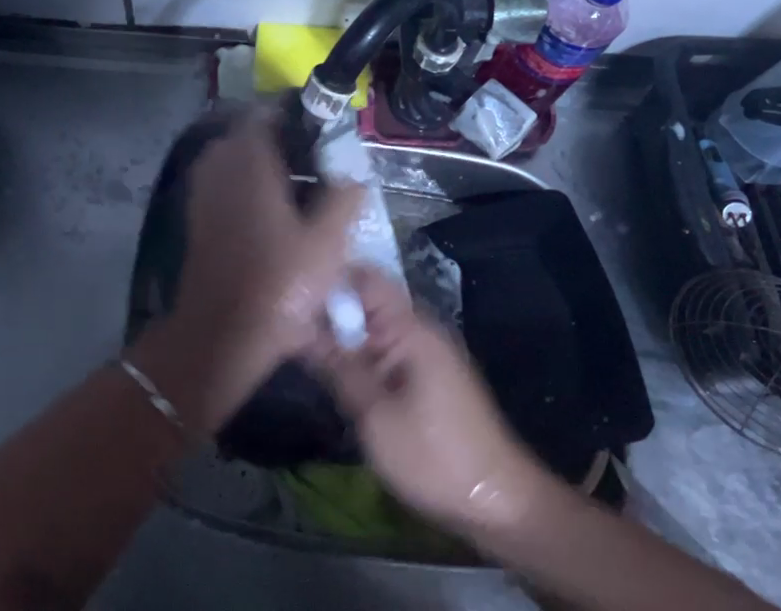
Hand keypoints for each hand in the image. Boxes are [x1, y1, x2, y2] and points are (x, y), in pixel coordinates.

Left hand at [156, 109, 363, 419]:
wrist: (222, 332)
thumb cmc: (279, 283)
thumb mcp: (328, 242)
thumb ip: (344, 198)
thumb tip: (353, 174)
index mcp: (248, 161)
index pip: (265, 114)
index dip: (294, 116)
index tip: (321, 130)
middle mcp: (218, 167)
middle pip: (247, 136)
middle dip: (279, 142)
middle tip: (314, 163)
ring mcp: (201, 193)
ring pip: (232, 162)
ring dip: (260, 166)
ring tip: (297, 190)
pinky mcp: (196, 219)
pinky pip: (223, 186)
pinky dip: (244, 188)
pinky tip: (272, 216)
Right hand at [310, 267, 550, 532]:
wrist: (498, 505)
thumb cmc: (434, 456)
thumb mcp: (374, 413)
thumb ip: (336, 365)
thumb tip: (297, 327)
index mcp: (410, 329)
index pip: (364, 277)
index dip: (326, 276)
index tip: (287, 290)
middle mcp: (418, 332)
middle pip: (365, 301)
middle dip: (326, 309)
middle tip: (282, 322)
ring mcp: (424, 356)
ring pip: (370, 329)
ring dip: (338, 336)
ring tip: (294, 343)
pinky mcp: (424, 381)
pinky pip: (382, 352)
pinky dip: (355, 357)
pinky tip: (328, 371)